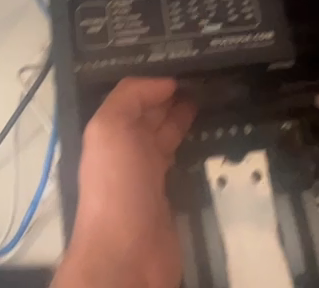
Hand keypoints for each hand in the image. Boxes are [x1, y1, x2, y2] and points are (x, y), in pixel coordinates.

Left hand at [54, 77, 195, 287]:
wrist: (126, 255)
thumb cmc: (115, 187)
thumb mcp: (110, 127)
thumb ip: (130, 96)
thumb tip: (163, 82)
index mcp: (110, 131)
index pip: (134, 95)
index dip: (155, 79)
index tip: (184, 62)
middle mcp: (127, 149)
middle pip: (151, 113)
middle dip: (171, 94)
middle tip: (203, 76)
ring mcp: (147, 173)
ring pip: (166, 134)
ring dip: (183, 116)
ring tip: (209, 96)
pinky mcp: (168, 197)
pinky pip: (180, 162)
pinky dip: (191, 146)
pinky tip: (206, 135)